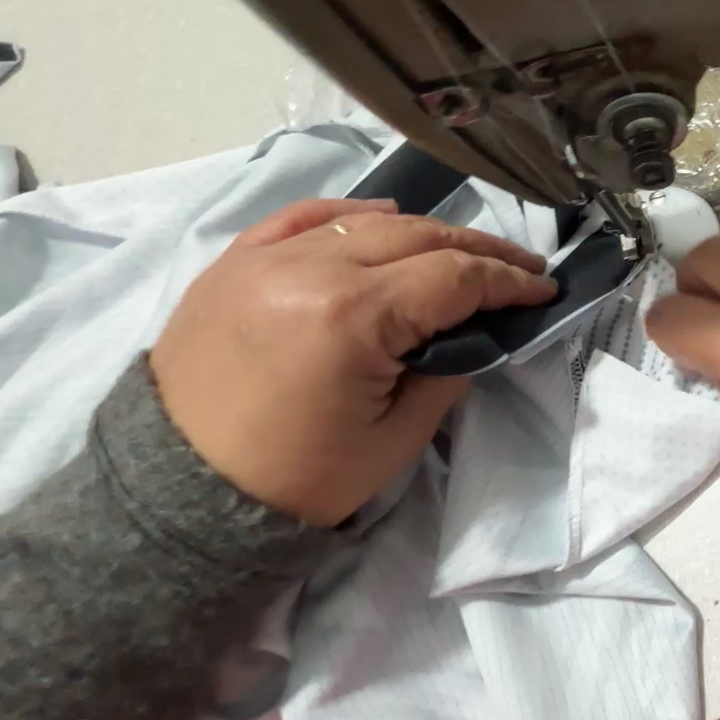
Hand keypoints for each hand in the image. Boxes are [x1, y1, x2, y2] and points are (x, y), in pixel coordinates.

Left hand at [149, 198, 556, 525]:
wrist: (173, 503)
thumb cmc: (301, 478)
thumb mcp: (401, 433)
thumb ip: (450, 365)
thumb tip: (477, 328)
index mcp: (352, 316)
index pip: (457, 277)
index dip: (510, 282)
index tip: (546, 291)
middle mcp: (307, 271)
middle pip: (422, 237)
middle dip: (484, 250)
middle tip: (524, 268)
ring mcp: (261, 261)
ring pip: (371, 224)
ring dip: (431, 234)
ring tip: (468, 250)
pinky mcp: (231, 266)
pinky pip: (302, 219)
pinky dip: (351, 215)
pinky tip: (384, 219)